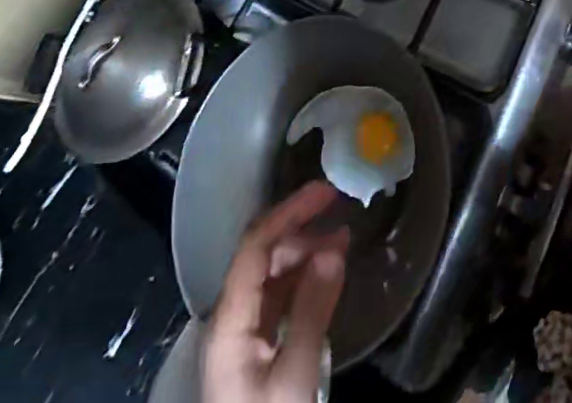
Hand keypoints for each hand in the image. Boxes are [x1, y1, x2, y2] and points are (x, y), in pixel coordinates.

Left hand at [202, 181, 349, 402]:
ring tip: (343, 242)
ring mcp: (240, 336)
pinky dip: (304, 279)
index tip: (328, 192)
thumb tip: (334, 248)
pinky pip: (278, 299)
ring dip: (305, 252)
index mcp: (228, 323)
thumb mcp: (295, 377)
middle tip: (342, 217)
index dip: (290, 213)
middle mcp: (228, 320)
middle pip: (260, 257)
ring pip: (270, 275)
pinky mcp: (254, 350)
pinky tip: (328, 274)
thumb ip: (312, 310)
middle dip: (300, 229)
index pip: (255, 249)